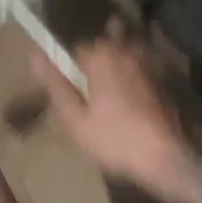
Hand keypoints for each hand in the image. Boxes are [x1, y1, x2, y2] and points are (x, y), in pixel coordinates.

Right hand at [34, 37, 189, 181]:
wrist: (164, 156)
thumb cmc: (114, 139)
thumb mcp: (75, 118)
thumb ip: (56, 84)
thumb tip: (34, 54)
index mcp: (102, 57)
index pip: (77, 49)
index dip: (72, 68)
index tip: (73, 91)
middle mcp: (127, 51)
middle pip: (106, 46)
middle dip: (97, 62)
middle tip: (94, 95)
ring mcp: (150, 63)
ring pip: (128, 54)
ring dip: (119, 65)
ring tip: (113, 98)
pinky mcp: (167, 79)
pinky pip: (144, 69)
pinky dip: (137, 78)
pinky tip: (134, 103)